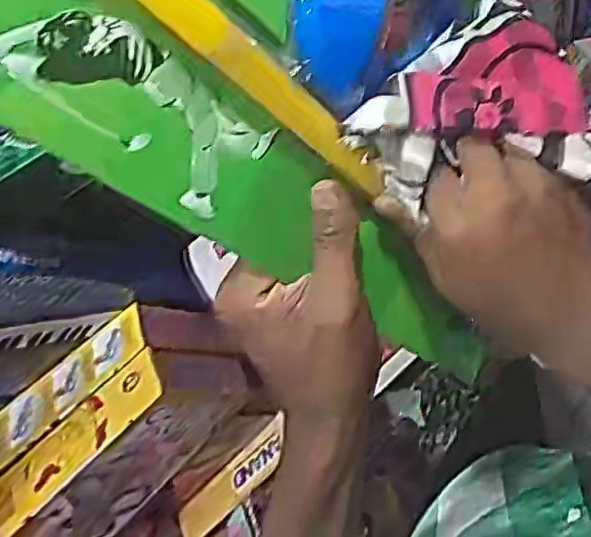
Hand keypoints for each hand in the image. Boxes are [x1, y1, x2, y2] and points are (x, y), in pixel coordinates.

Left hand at [216, 181, 378, 423]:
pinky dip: (324, 250)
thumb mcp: (336, 299)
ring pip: (294, 247)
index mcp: (239, 288)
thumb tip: (326, 183)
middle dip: (314, 213)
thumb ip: (331, 242)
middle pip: (280, 233)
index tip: (329, 169)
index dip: (299, 199)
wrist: (337, 421)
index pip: (267, 225)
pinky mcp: (284, 304)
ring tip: (352, 199)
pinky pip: (302, 263)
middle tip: (347, 180)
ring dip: (322, 230)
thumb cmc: (332, 366)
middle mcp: (240, 290)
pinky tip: (350, 234)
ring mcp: (261, 299)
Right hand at [379, 139, 590, 408]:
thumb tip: (383, 200)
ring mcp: (530, 184)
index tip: (447, 193)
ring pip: (505, 147)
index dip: (440, 183)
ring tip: (502, 178)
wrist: (570, 310)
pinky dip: (526, 170)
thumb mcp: (447, 279)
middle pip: (471, 146)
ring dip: (500, 159)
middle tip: (471, 172)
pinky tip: (527, 187)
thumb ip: (417, 234)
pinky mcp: (558, 181)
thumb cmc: (500, 303)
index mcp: (457, 224)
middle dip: (468, 155)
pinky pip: (533, 161)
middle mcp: (492, 194)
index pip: (436, 177)